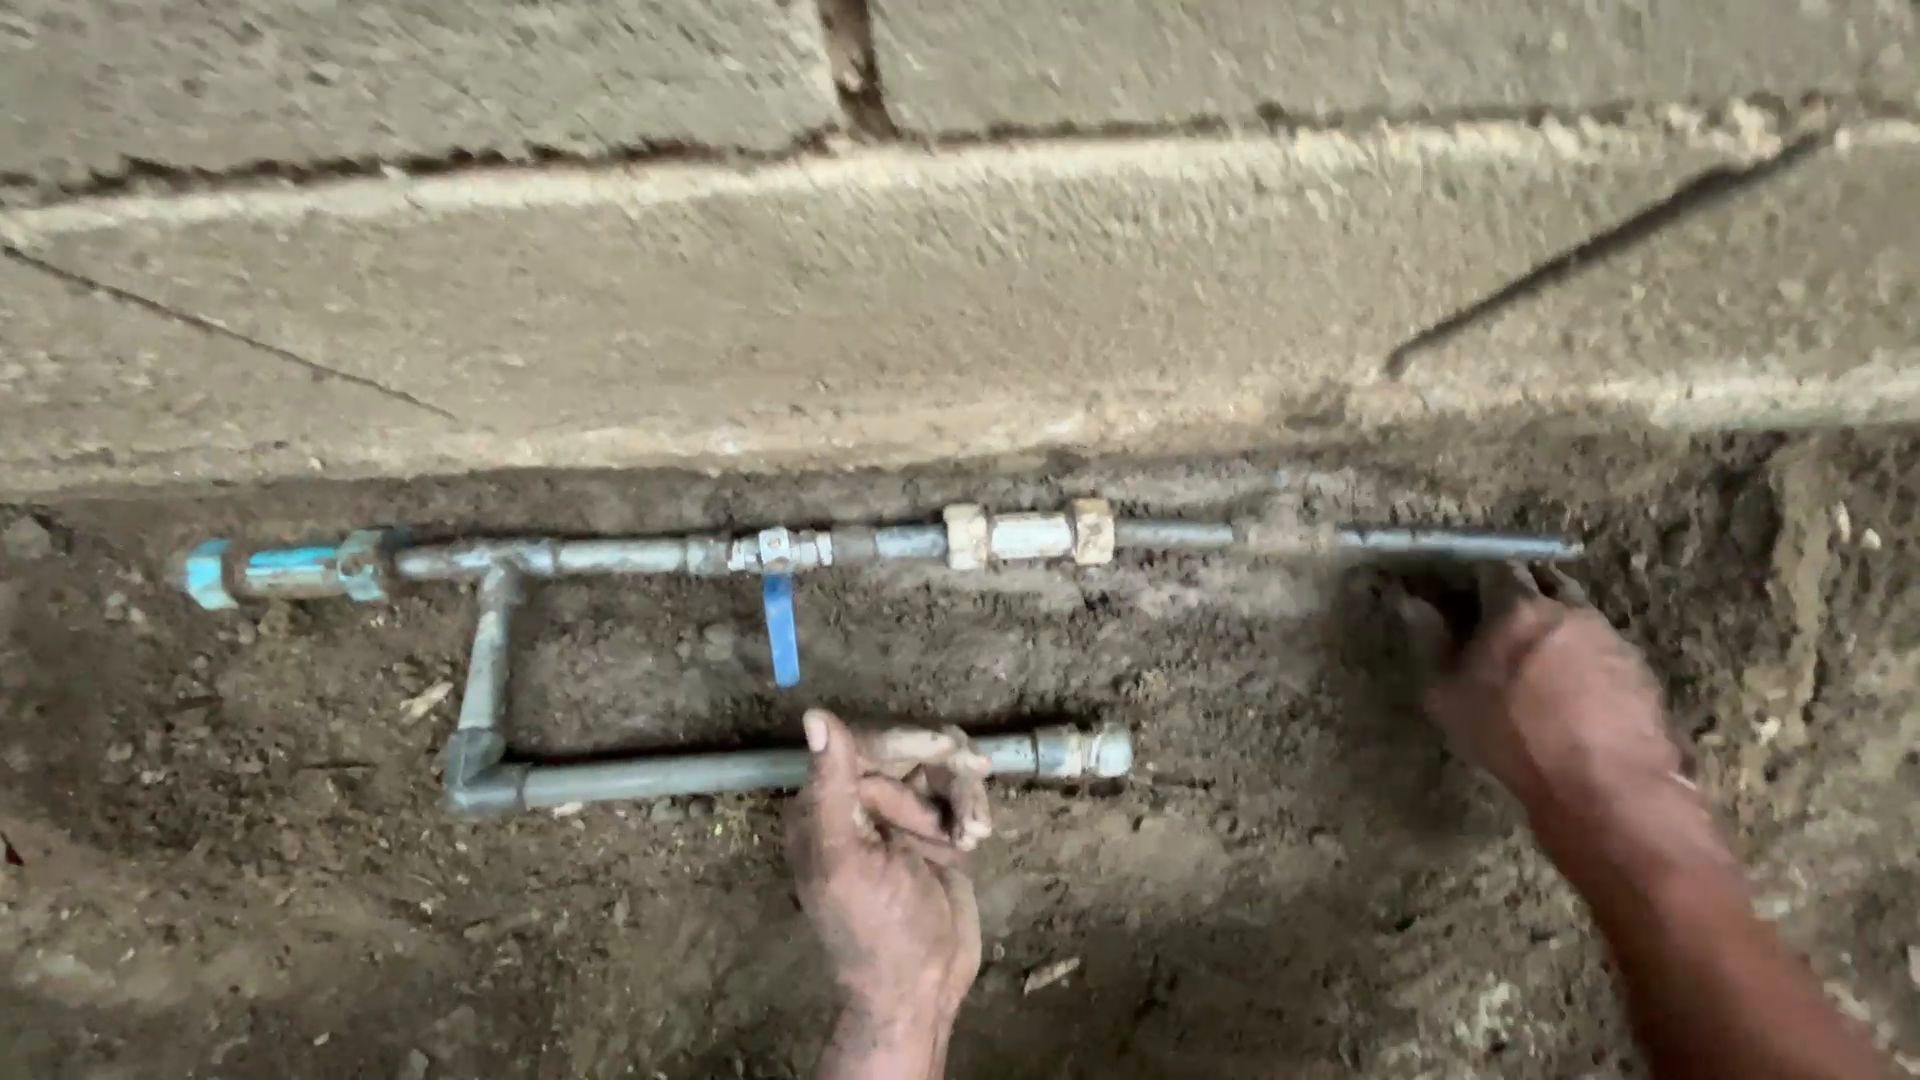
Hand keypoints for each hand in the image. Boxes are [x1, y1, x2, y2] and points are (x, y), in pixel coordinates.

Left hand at [786, 710, 989, 1077]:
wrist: (920, 989)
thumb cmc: (873, 930)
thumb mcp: (845, 860)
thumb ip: (830, 786)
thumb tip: (814, 716)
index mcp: (827, 803)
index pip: (867, 743)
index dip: (907, 739)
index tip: (946, 748)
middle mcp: (862, 800)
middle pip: (910, 748)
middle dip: (945, 764)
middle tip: (976, 772)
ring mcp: (902, 813)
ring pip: (941, 767)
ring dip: (964, 792)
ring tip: (973, 831)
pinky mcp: (936, 827)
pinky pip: (959, 792)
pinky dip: (972, 809)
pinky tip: (976, 837)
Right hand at [1399, 564, 1727, 879]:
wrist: (1605, 785)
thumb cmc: (1508, 732)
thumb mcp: (1445, 691)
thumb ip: (1428, 639)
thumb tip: (1409, 602)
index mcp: (1517, 606)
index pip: (1496, 566)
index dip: (1476, 572)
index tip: (1460, 587)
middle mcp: (1569, 610)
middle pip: (1545, 579)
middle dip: (1522, 587)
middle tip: (1498, 614)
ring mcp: (1612, 638)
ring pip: (1578, 613)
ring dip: (1555, 621)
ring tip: (1534, 654)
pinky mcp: (1641, 671)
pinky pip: (1603, 646)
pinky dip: (1582, 653)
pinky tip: (1569, 687)